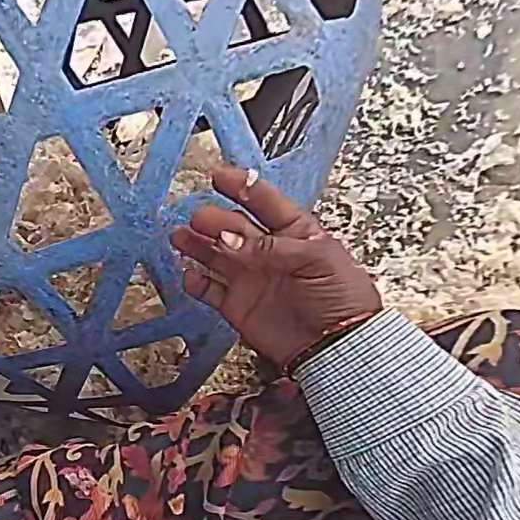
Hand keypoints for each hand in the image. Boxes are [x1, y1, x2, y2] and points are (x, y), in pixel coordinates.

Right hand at [168, 164, 382, 366]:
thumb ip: (271, 247)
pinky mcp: (236, 305)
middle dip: (214, 221)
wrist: (334, 344)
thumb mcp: (316, 259)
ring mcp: (249, 278)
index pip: (264, 203)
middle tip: (198, 219)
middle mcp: (266, 253)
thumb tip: (228, 239)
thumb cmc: (339, 296)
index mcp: (293, 233)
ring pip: (215, 256)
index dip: (242, 187)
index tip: (219, 176)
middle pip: (233, 229)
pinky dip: (196, 283)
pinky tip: (188, 275)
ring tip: (179, 237)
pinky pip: (209, 291)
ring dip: (197, 246)